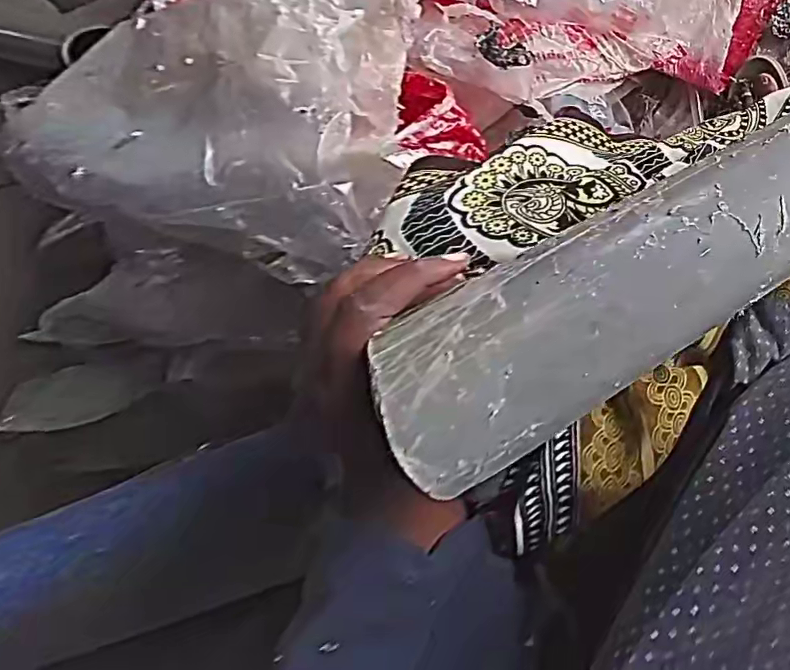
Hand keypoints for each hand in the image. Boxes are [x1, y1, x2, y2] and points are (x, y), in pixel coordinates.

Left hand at [296, 253, 471, 545]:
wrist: (387, 523)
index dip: (410, 278)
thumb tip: (477, 304)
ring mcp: (312, 377)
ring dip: (378, 275)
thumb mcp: (443, 425)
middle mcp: (317, 379)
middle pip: (338, 295)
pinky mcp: (320, 377)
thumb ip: (452, 368)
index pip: (362, 312)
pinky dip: (369, 294)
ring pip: (332, 301)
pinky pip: (337, 315)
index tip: (459, 267)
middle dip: (392, 266)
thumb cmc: (422, 476)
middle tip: (441, 265)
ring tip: (423, 273)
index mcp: (342, 392)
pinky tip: (404, 300)